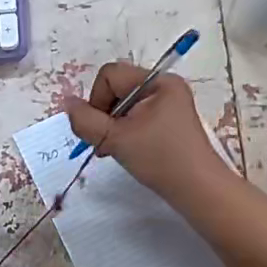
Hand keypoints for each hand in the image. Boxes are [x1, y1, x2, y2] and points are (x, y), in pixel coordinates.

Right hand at [64, 63, 230, 200]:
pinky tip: (126, 149)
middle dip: (104, 114)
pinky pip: (136, 115)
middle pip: (116, 87)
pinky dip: (125, 130)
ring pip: (123, 103)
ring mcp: (169, 102)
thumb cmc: (160, 159)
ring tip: (114, 149)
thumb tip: (67, 103)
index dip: (97, 100)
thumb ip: (85, 120)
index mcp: (157, 81)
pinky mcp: (169, 120)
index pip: (110, 75)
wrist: (199, 191)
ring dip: (112, 125)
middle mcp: (165, 85)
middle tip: (105, 143)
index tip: (102, 129)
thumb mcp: (115, 139)